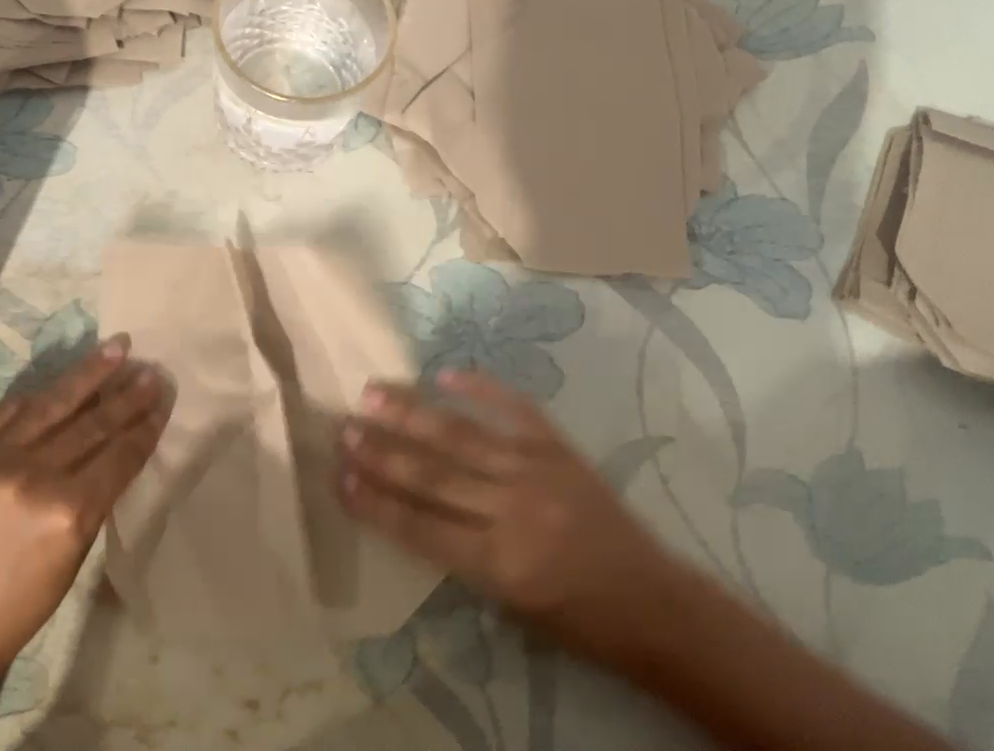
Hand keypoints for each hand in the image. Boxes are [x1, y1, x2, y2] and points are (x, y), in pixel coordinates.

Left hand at [0, 334, 169, 690]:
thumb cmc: (21, 605)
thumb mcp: (75, 555)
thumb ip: (94, 498)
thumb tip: (114, 450)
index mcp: (69, 511)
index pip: (119, 455)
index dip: (145, 425)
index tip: (164, 397)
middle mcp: (33, 475)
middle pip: (92, 424)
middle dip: (127, 395)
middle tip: (151, 369)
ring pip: (53, 404)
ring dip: (89, 374)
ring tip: (117, 347)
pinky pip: (10, 411)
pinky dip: (41, 394)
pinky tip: (63, 380)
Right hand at [337, 371, 674, 655]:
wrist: (654, 605)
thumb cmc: (574, 618)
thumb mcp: (506, 604)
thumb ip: (457, 554)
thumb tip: (403, 508)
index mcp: (499, 563)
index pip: (419, 526)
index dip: (375, 503)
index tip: (339, 479)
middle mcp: (514, 512)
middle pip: (433, 475)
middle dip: (382, 452)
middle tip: (343, 429)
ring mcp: (539, 473)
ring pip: (462, 437)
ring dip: (412, 414)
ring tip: (372, 394)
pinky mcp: (561, 451)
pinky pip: (517, 410)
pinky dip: (481, 389)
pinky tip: (445, 375)